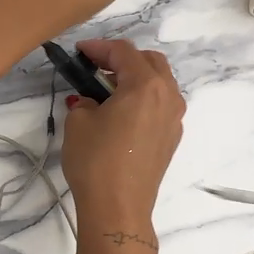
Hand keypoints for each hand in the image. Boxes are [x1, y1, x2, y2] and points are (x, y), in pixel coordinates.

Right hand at [59, 38, 185, 236]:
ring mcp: (174, 118)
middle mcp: (168, 96)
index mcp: (146, 85)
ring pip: (159, 83)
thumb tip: (90, 101)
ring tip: (107, 90)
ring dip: (135, 79)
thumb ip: (84, 102)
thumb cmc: (96, 160)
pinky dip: (142, 99)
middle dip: (122, 59)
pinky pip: (160, 105)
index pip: (124, 52)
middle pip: (149, 62)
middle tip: (95, 67)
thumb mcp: (78, 123)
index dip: (99, 47)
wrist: (118, 205)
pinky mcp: (172, 137)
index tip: (79, 51)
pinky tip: (120, 113)